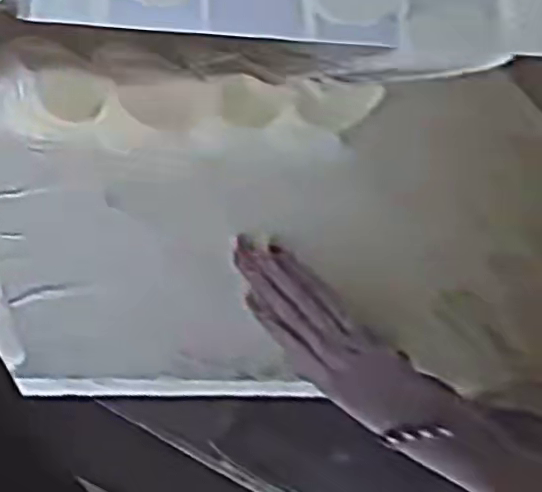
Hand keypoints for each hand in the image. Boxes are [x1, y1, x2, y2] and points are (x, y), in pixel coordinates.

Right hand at [235, 237, 464, 433]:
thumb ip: (321, 366)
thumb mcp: (346, 398)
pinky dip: (307, 284)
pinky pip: (331, 305)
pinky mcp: (366, 339)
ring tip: (260, 249)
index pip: (280, 332)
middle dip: (260, 277)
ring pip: (303, 302)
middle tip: (241, 249)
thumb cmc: (392, 417)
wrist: (440, 432)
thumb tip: (297, 336)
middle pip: (286, 309)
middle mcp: (323, 353)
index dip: (259, 309)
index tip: (242, 286)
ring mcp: (345, 344)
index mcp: (316, 372)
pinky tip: (293, 267)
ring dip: (278, 272)